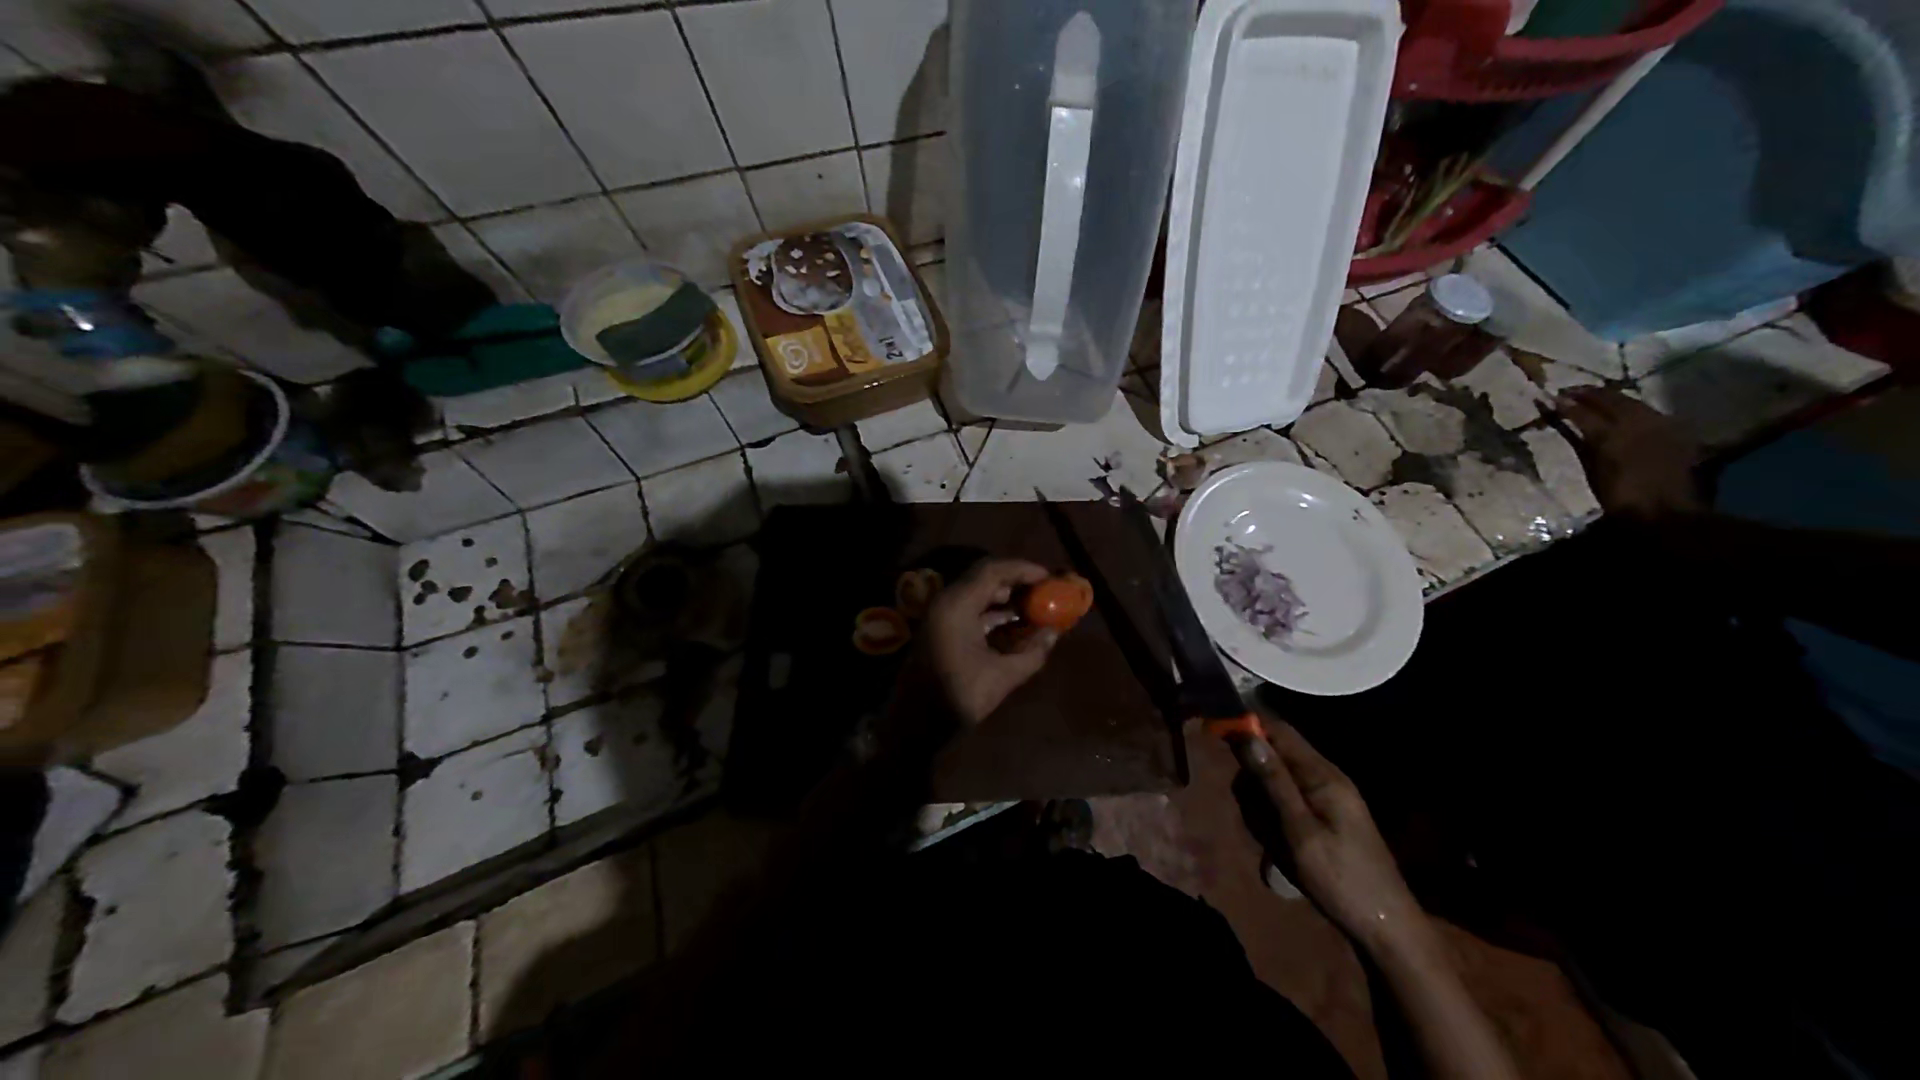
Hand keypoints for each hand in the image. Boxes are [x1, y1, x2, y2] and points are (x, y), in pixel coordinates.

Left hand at [921, 559, 1060, 724]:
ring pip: (978, 594)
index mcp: (956, 605)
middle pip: (984, 578)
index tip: (1049, 577)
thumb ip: (1032, 651)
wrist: (916, 724)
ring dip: (1007, 598)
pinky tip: (1017, 625)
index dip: (1022, 569)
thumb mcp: (1003, 676)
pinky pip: (971, 610)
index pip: (992, 570)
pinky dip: (994, 613)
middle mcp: (946, 602)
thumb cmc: (959, 696)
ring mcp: (941, 616)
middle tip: (1046, 591)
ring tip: (1037, 607)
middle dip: (1017, 582)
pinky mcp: (942, 630)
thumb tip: (1054, 633)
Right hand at [1243, 722, 1426, 952]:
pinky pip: (1287, 803)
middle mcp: (1325, 778)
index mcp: (1322, 775)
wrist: (1386, 927)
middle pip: (1273, 757)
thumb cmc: (1341, 878)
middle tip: (1255, 818)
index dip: (1247, 726)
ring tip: (1270, 840)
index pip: (1279, 730)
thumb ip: (1274, 782)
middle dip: (1252, 780)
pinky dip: (1274, 819)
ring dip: (1261, 805)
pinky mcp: (1325, 817)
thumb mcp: (1299, 831)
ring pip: (1275, 782)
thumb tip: (1248, 736)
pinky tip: (1280, 847)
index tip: (1217, 734)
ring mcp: (1327, 798)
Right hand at [1556, 387, 1701, 519]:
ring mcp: (1661, 425)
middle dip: (1589, 394)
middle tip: (1570, 391)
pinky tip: (1623, 413)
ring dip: (1611, 398)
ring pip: (1632, 403)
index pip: (1585, 411)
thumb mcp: (1594, 470)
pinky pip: (1648, 413)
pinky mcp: (1676, 433)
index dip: (1567, 404)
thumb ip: (1583, 441)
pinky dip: (1631, 409)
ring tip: (1594, 398)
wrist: (1665, 512)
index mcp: (1614, 434)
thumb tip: (1569, 421)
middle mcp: (1639, 423)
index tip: (1551, 398)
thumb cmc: (1620, 496)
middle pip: (1612, 400)